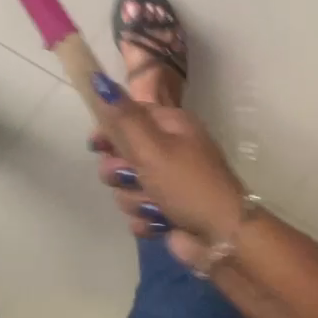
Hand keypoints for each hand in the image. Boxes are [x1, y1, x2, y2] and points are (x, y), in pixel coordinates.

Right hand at [87, 74, 248, 247]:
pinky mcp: (165, 211)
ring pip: (127, 186)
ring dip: (134, 199)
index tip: (95, 145)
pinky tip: (157, 223)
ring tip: (153, 205)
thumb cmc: (188, 185)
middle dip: (120, 172)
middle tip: (131, 178)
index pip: (129, 115)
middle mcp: (170, 150)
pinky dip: (144, 219)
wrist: (223, 238)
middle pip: (122, 154)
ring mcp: (168, 182)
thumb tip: (97, 79)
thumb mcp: (152, 147)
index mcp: (171, 126)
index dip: (108, 129)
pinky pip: (137, 210)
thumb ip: (123, 117)